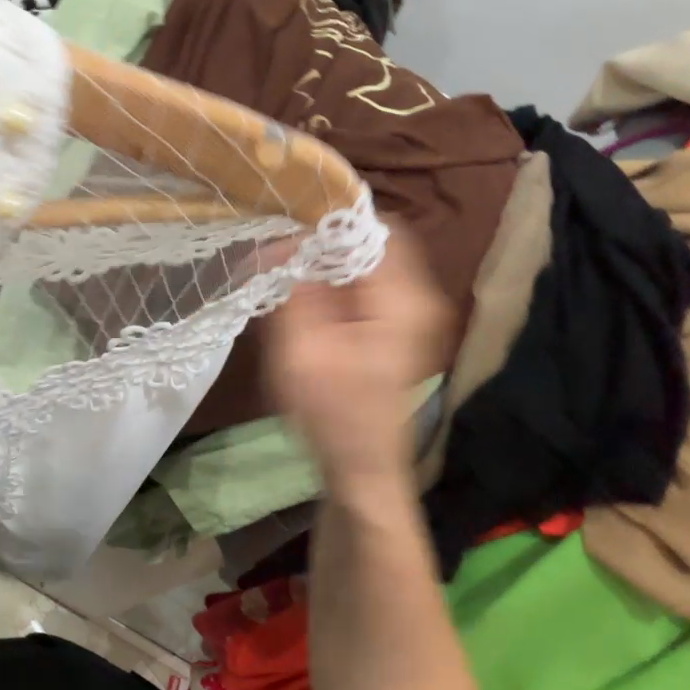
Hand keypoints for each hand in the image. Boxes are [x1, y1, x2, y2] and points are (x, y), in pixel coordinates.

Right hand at [265, 233, 448, 490]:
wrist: (360, 466)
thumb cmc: (333, 413)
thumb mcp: (303, 350)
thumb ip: (295, 292)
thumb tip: (279, 245)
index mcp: (403, 298)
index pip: (375, 230)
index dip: (330, 223)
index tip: (285, 228)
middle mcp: (415, 299)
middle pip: (369, 246)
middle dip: (321, 245)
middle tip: (274, 254)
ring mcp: (406, 317)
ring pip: (362, 268)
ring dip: (322, 266)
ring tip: (281, 274)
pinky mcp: (390, 332)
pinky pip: (360, 291)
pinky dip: (329, 287)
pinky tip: (299, 302)